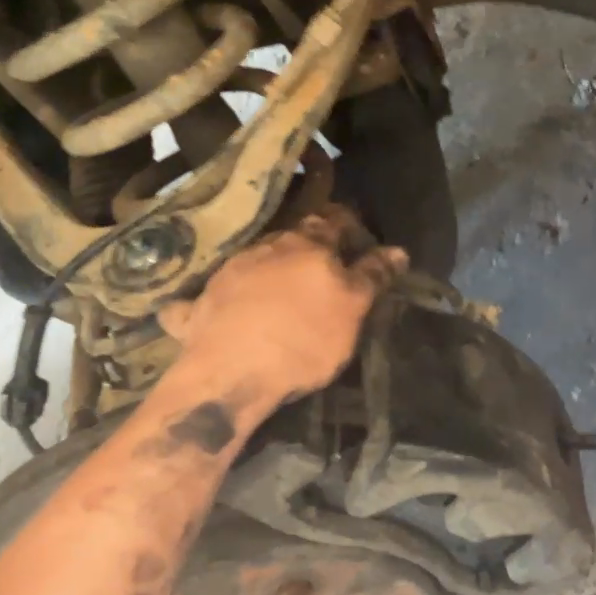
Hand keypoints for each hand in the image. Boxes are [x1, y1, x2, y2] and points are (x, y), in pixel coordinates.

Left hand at [156, 206, 407, 404]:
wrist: (230, 375)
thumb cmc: (303, 338)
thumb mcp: (352, 310)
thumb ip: (373, 275)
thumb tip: (397, 249)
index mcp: (308, 244)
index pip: (335, 220)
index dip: (350, 226)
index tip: (361, 241)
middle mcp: (266, 247)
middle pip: (293, 236)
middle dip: (309, 246)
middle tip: (324, 268)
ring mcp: (228, 272)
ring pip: (255, 259)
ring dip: (269, 267)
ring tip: (281, 291)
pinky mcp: (199, 304)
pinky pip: (208, 294)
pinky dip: (217, 297)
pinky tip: (217, 308)